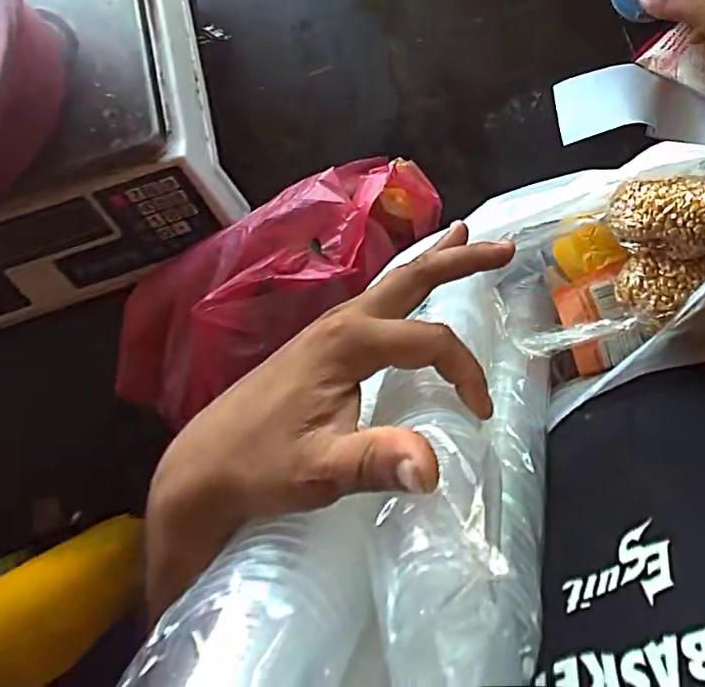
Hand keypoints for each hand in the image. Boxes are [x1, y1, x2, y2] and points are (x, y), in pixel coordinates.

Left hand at [145, 222, 514, 610]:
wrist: (199, 469)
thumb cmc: (258, 467)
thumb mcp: (318, 471)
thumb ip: (375, 462)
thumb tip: (435, 470)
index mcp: (350, 341)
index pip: (430, 341)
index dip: (465, 371)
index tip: (480, 410)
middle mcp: (346, 319)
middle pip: (415, 276)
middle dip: (462, 259)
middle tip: (504, 247)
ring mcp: (335, 324)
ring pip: (397, 278)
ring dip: (436, 258)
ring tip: (464, 234)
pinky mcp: (329, 338)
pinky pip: (384, 294)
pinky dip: (412, 277)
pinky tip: (415, 279)